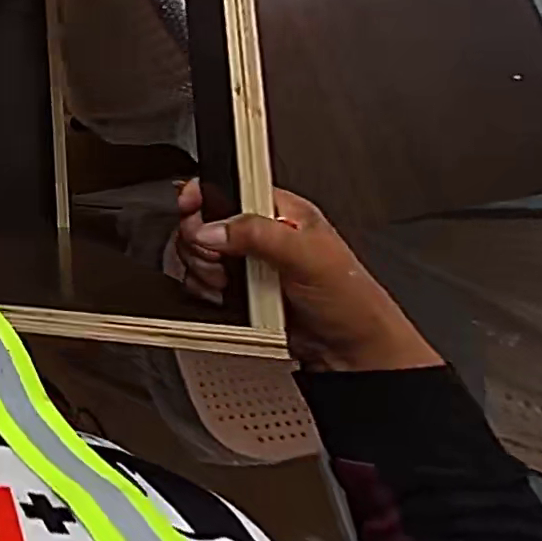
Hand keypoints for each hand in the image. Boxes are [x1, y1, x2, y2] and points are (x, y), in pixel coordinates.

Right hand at [175, 179, 441, 371]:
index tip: (189, 208)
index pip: (226, 186)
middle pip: (200, 220)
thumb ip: (259, 235)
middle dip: (200, 241)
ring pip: (194, 249)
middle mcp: (255, 231)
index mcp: (277, 210)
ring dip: (202, 268)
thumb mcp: (311, 258)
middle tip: (220, 258)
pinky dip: (201, 286)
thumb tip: (211, 229)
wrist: (351, 354)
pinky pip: (196, 277)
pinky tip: (223, 294)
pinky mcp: (232, 284)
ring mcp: (241, 259)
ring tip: (228, 282)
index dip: (202, 193)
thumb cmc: (352, 304)